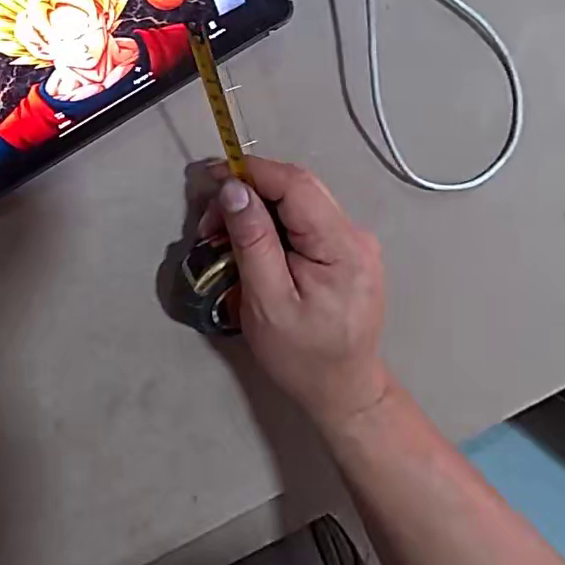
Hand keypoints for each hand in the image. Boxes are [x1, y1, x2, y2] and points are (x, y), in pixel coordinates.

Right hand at [197, 158, 391, 431]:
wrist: (343, 392)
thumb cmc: (302, 356)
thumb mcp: (267, 302)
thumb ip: (252, 240)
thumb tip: (234, 188)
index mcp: (342, 248)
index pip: (296, 184)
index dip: (252, 171)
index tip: (212, 178)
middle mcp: (354, 235)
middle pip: (296, 186)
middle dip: (247, 190)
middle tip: (210, 220)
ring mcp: (352, 240)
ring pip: (296, 199)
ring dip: (254, 206)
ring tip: (222, 234)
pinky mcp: (343, 248)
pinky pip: (301, 217)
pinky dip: (269, 220)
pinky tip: (248, 241)